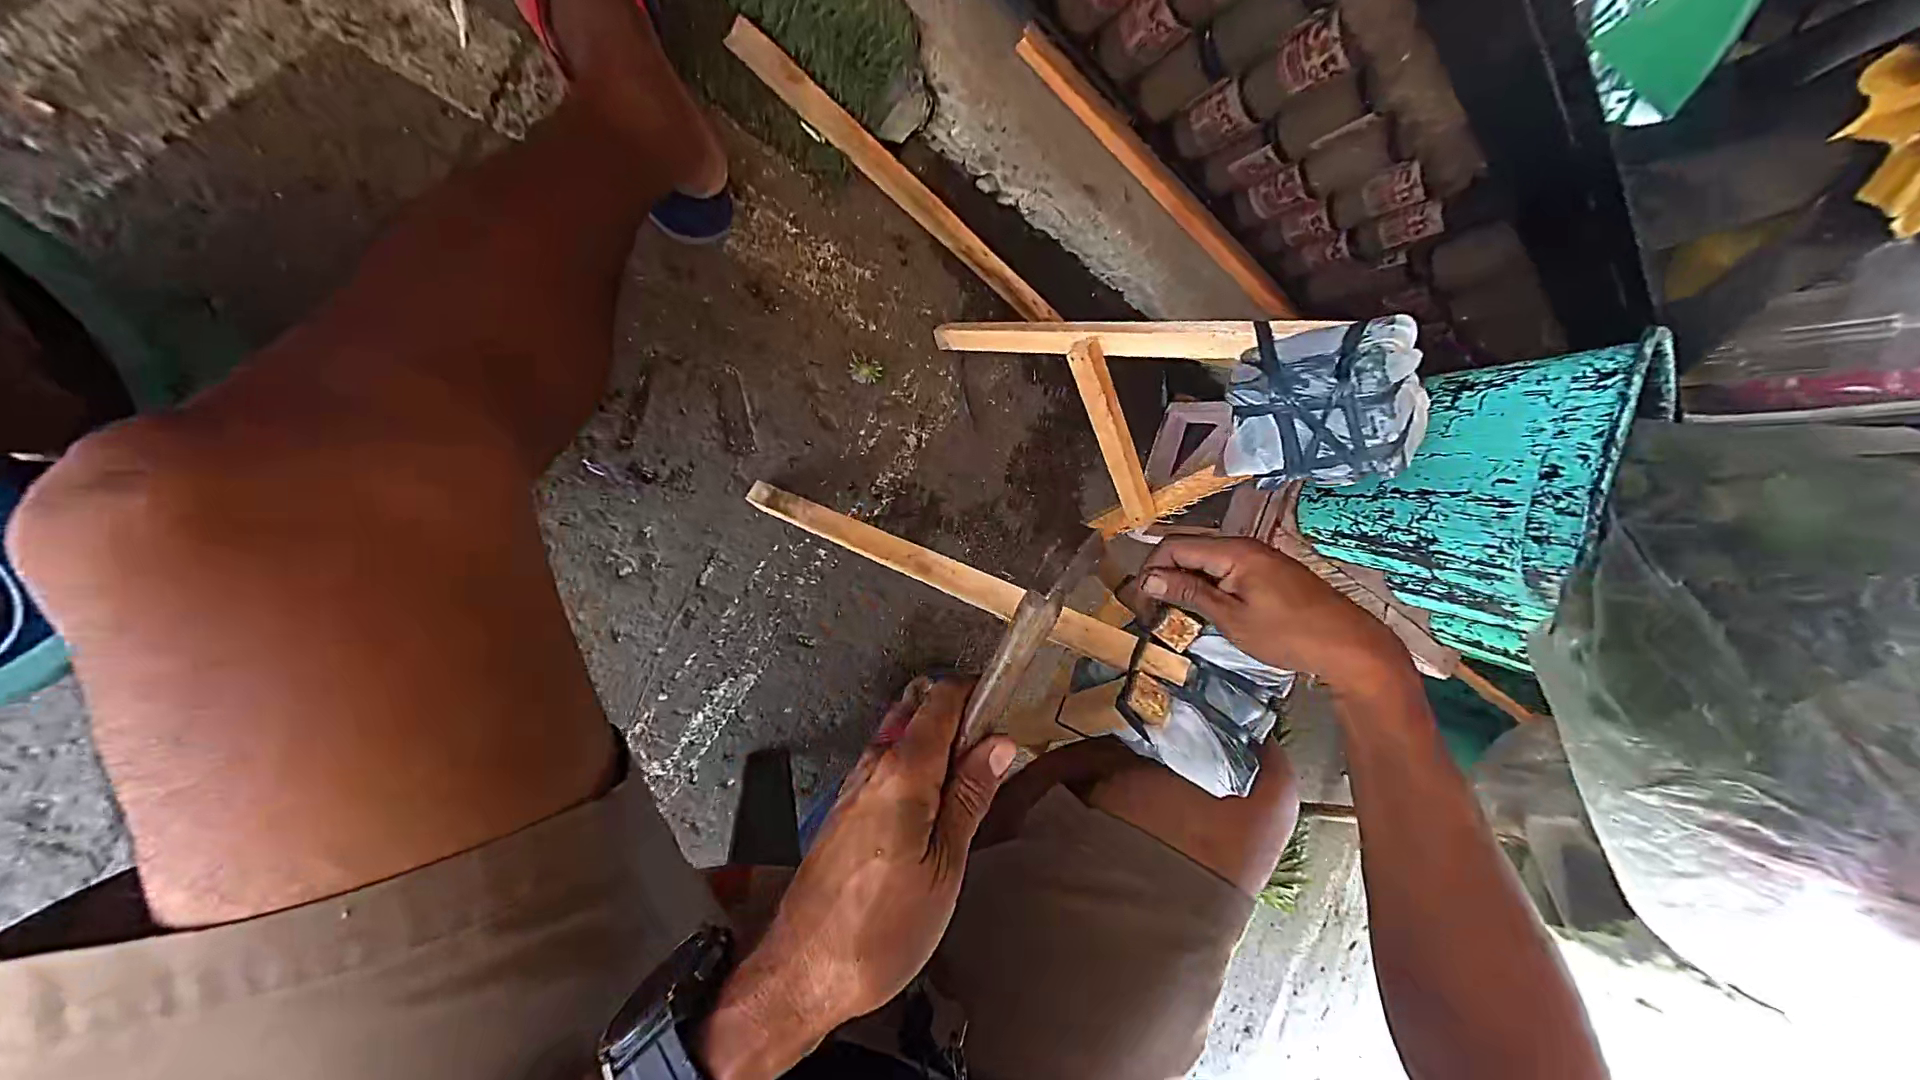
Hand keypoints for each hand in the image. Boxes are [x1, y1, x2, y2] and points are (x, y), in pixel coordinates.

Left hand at [695, 677, 1015, 1079]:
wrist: (802, 973)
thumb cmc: (876, 930)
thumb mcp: (945, 866)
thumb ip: (970, 796)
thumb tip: (996, 746)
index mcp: (903, 773)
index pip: (941, 701)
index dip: (973, 691)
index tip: (1000, 701)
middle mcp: (873, 768)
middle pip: (918, 711)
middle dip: (957, 713)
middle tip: (992, 742)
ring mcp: (854, 787)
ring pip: (900, 737)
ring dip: (936, 741)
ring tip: (969, 773)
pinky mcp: (844, 809)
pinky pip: (885, 764)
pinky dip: (915, 765)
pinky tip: (933, 799)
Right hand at [1134, 537, 1409, 689]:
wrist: (1350, 646)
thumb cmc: (1289, 635)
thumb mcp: (1230, 617)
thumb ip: (1188, 592)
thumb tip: (1149, 578)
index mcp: (1233, 551)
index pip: (1174, 546)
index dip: (1150, 570)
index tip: (1139, 600)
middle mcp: (1244, 545)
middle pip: (1188, 548)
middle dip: (1163, 573)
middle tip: (1150, 607)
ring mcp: (1259, 557)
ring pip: (1205, 559)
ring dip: (1184, 579)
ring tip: (1172, 610)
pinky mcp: (1268, 571)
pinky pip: (1225, 568)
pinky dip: (1206, 583)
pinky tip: (1203, 606)